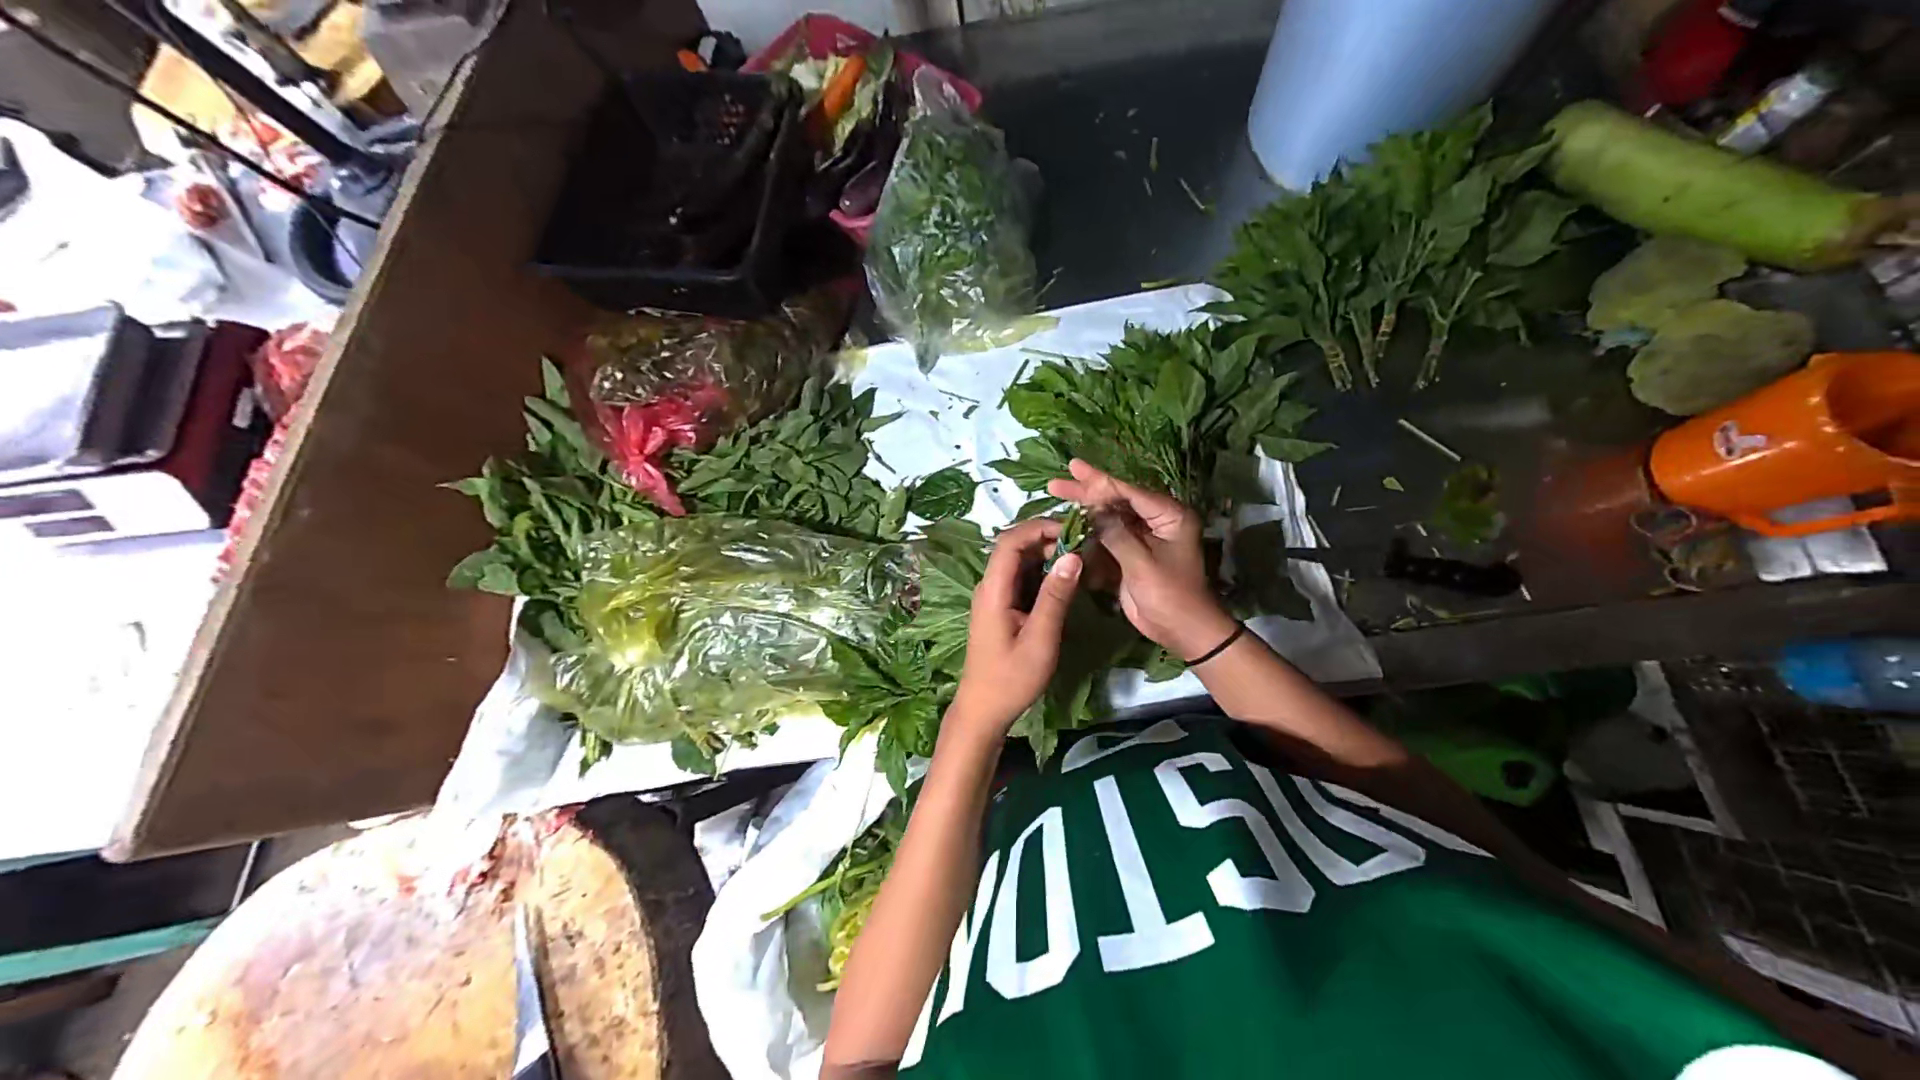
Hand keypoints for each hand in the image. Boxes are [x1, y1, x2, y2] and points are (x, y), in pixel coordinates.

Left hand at [949, 518, 1082, 735]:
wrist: (984, 710)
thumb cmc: (1011, 679)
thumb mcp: (1040, 639)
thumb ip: (1055, 597)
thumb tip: (1073, 556)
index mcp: (993, 590)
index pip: (1010, 542)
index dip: (1039, 528)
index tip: (1072, 529)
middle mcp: (989, 587)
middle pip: (1014, 549)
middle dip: (1047, 540)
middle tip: (1083, 544)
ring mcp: (994, 598)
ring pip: (1019, 564)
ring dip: (1047, 556)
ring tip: (1080, 558)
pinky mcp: (1002, 609)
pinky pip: (1021, 580)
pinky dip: (1043, 574)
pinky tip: (1065, 581)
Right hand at [1048, 459, 1237, 659]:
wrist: (1182, 631)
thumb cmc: (1170, 595)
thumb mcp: (1141, 563)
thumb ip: (1115, 534)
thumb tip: (1090, 510)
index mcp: (1169, 516)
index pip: (1130, 492)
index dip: (1100, 483)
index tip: (1074, 471)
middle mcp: (1155, 521)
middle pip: (1117, 500)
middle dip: (1088, 490)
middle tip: (1062, 476)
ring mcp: (1142, 537)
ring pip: (1109, 518)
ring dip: (1084, 510)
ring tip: (1058, 492)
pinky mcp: (1130, 555)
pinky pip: (1107, 538)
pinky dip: (1088, 533)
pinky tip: (1066, 523)